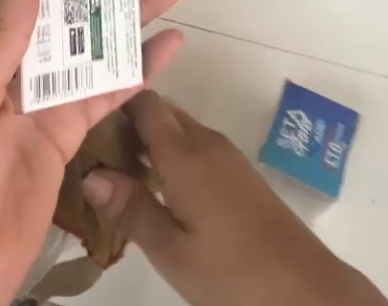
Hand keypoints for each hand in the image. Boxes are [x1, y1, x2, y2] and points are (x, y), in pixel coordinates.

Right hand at [81, 92, 387, 305]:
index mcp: (185, 153)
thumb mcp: (172, 249)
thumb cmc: (230, 269)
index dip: (116, 102)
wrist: (302, 285)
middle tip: (93, 149)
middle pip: (162, 113)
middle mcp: (205, 142)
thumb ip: (132, 208)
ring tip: (116, 169)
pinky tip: (156, 187)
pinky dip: (172, 156)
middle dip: (129, 123)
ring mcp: (226, 155)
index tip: (85, 116)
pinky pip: (196, 147)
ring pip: (179, 130)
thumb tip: (91, 174)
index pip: (146, 104)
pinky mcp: (238, 172)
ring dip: (151, 141)